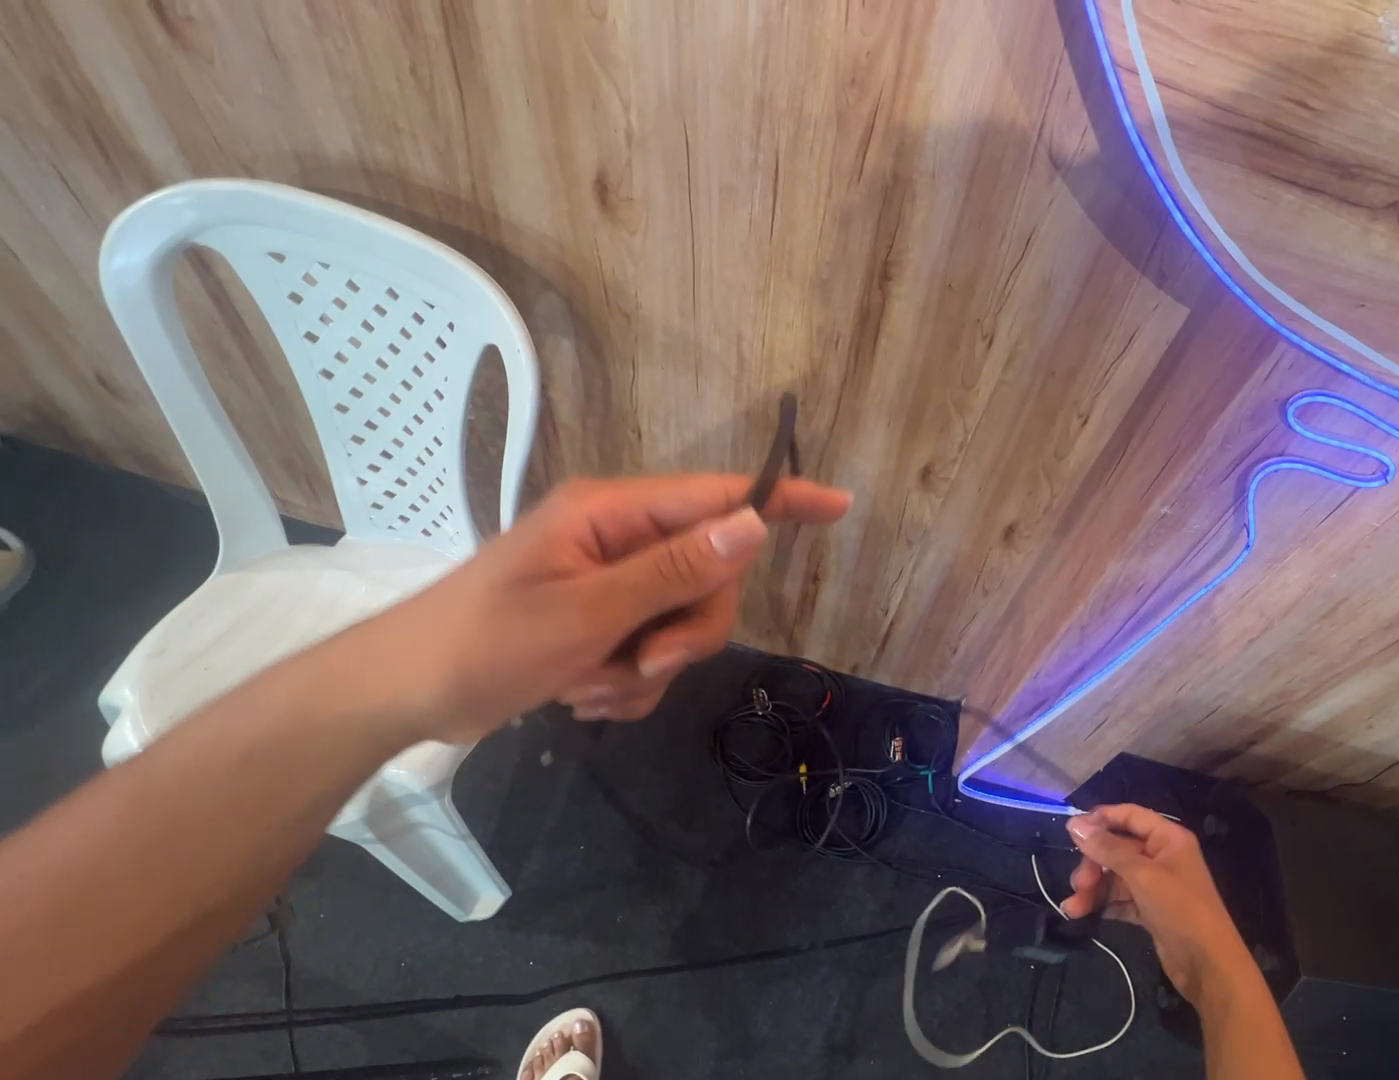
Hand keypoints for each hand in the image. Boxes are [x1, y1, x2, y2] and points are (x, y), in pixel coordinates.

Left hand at [351, 473, 851, 742]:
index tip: (839, 505)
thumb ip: (676, 568)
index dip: (780, 502)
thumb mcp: (587, 612)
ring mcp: (614, 580)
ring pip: (685, 620)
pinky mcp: (606, 618)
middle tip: (643, 661)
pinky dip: (632, 680)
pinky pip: (656, 648)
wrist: (402, 697)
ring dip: (651, 665)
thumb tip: (754, 524)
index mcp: (613, 514)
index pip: (717, 498)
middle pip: (710, 575)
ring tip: (593, 686)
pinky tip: (587, 695)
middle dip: (687, 630)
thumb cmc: (482, 644)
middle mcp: (621, 538)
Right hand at [1063, 804, 1258, 1008]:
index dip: (1100, 819)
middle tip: (1078, 883)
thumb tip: (1075, 825)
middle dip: (1093, 864)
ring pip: (1115, 875)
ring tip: (1074, 907)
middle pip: (1117, 847)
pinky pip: (1120, 898)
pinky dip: (1103, 903)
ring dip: (1093, 888)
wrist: (1209, 968)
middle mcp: (1161, 855)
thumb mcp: (1142, 875)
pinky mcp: (1150, 909)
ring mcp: (1156, 883)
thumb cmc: (1181, 910)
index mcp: (1168, 838)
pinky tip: (1085, 914)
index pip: (1129, 815)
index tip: (1071, 830)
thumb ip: (1108, 849)